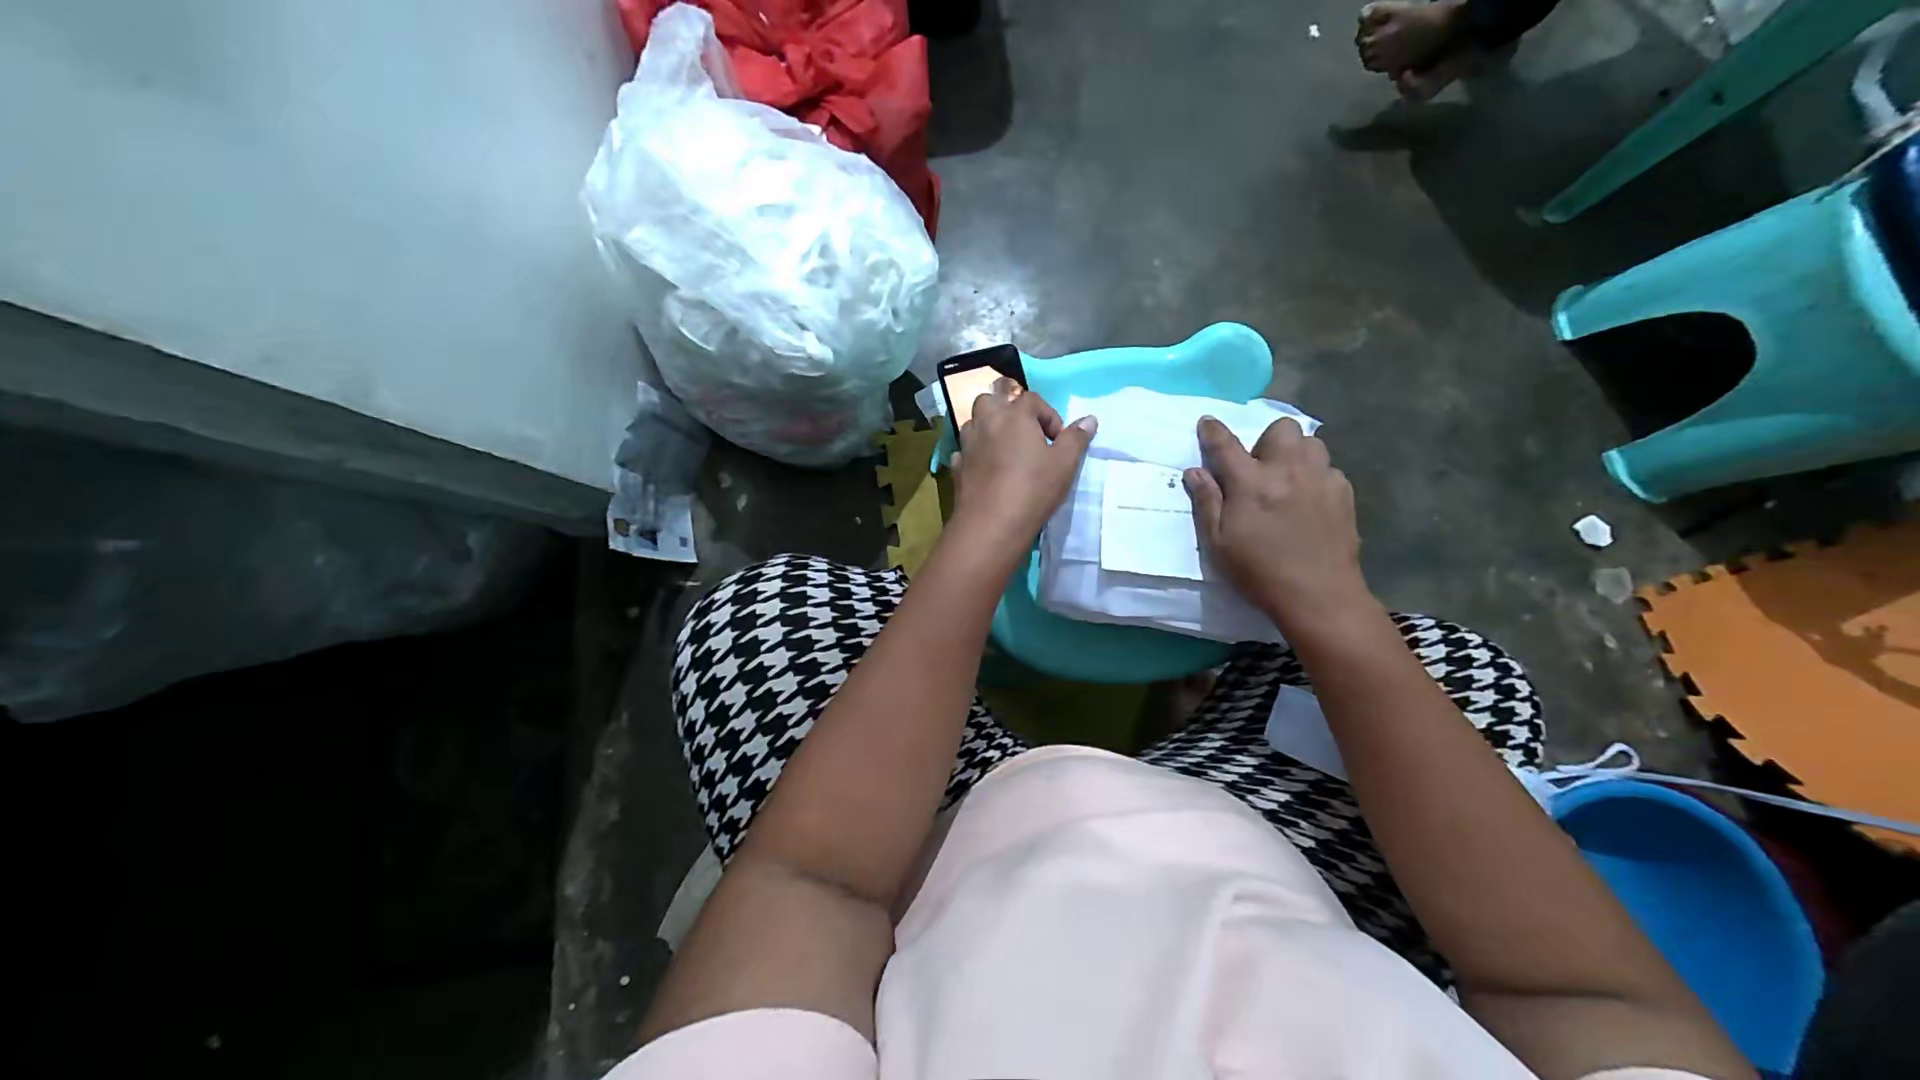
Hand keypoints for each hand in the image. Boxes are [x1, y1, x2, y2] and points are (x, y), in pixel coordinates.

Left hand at [951, 381, 1096, 556]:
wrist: (992, 524)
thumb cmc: (1034, 488)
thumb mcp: (1065, 463)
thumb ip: (1076, 438)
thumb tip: (1089, 419)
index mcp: (1014, 415)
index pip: (1032, 399)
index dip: (1048, 415)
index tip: (1057, 440)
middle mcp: (987, 422)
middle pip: (993, 401)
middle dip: (1009, 411)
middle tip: (1026, 435)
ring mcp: (968, 444)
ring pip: (975, 423)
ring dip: (990, 429)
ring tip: (1007, 451)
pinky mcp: (957, 467)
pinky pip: (966, 450)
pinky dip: (976, 453)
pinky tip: (987, 469)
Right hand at [1183, 416, 1373, 631]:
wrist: (1318, 595)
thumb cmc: (1259, 572)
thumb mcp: (1218, 542)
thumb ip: (1207, 502)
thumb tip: (1195, 471)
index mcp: (1251, 483)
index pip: (1226, 445)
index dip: (1213, 431)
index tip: (1207, 422)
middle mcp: (1288, 471)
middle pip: (1281, 429)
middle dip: (1267, 441)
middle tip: (1259, 468)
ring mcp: (1321, 479)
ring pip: (1311, 444)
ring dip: (1295, 454)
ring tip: (1288, 480)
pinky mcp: (1344, 494)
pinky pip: (1329, 469)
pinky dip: (1315, 476)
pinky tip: (1309, 501)